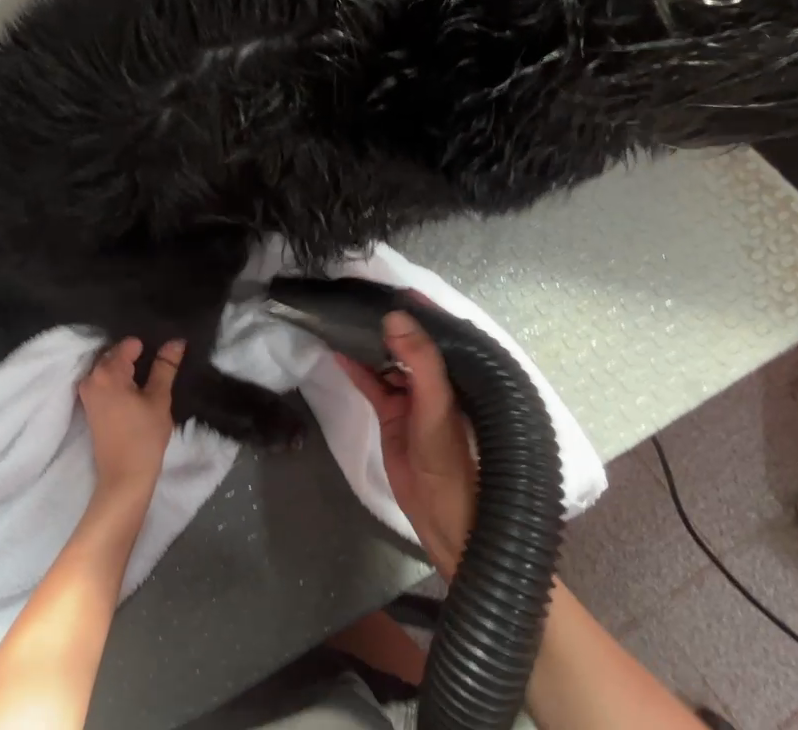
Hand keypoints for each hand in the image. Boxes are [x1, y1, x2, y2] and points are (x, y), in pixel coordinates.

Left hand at [78, 338, 181, 498]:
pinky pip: (104, 382)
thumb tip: (176, 341)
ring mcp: (87, 392)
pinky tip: (138, 392)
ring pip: (110, 368)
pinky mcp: (89, 405)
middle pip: (116, 354)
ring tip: (152, 379)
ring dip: (129, 370)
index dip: (148, 347)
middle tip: (161, 366)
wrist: (124, 477)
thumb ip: (165, 367)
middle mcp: (90, 377)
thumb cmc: (144, 437)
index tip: (164, 356)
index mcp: (106, 371)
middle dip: (137, 357)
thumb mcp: (159, 398)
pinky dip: (120, 382)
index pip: (129, 344)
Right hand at [336, 309, 478, 570]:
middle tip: (358, 295)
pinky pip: (372, 382)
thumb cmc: (448, 458)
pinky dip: (356, 368)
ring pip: (389, 360)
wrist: (442, 514)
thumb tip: (395, 316)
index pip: (441, 331)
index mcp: (461, 375)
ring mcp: (413, 397)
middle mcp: (439, 381)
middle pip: (412, 343)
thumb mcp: (435, 404)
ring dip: (370, 342)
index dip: (420, 308)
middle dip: (390, 321)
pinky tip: (337, 352)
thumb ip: (420, 361)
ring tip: (343, 317)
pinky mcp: (392, 413)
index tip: (391, 284)